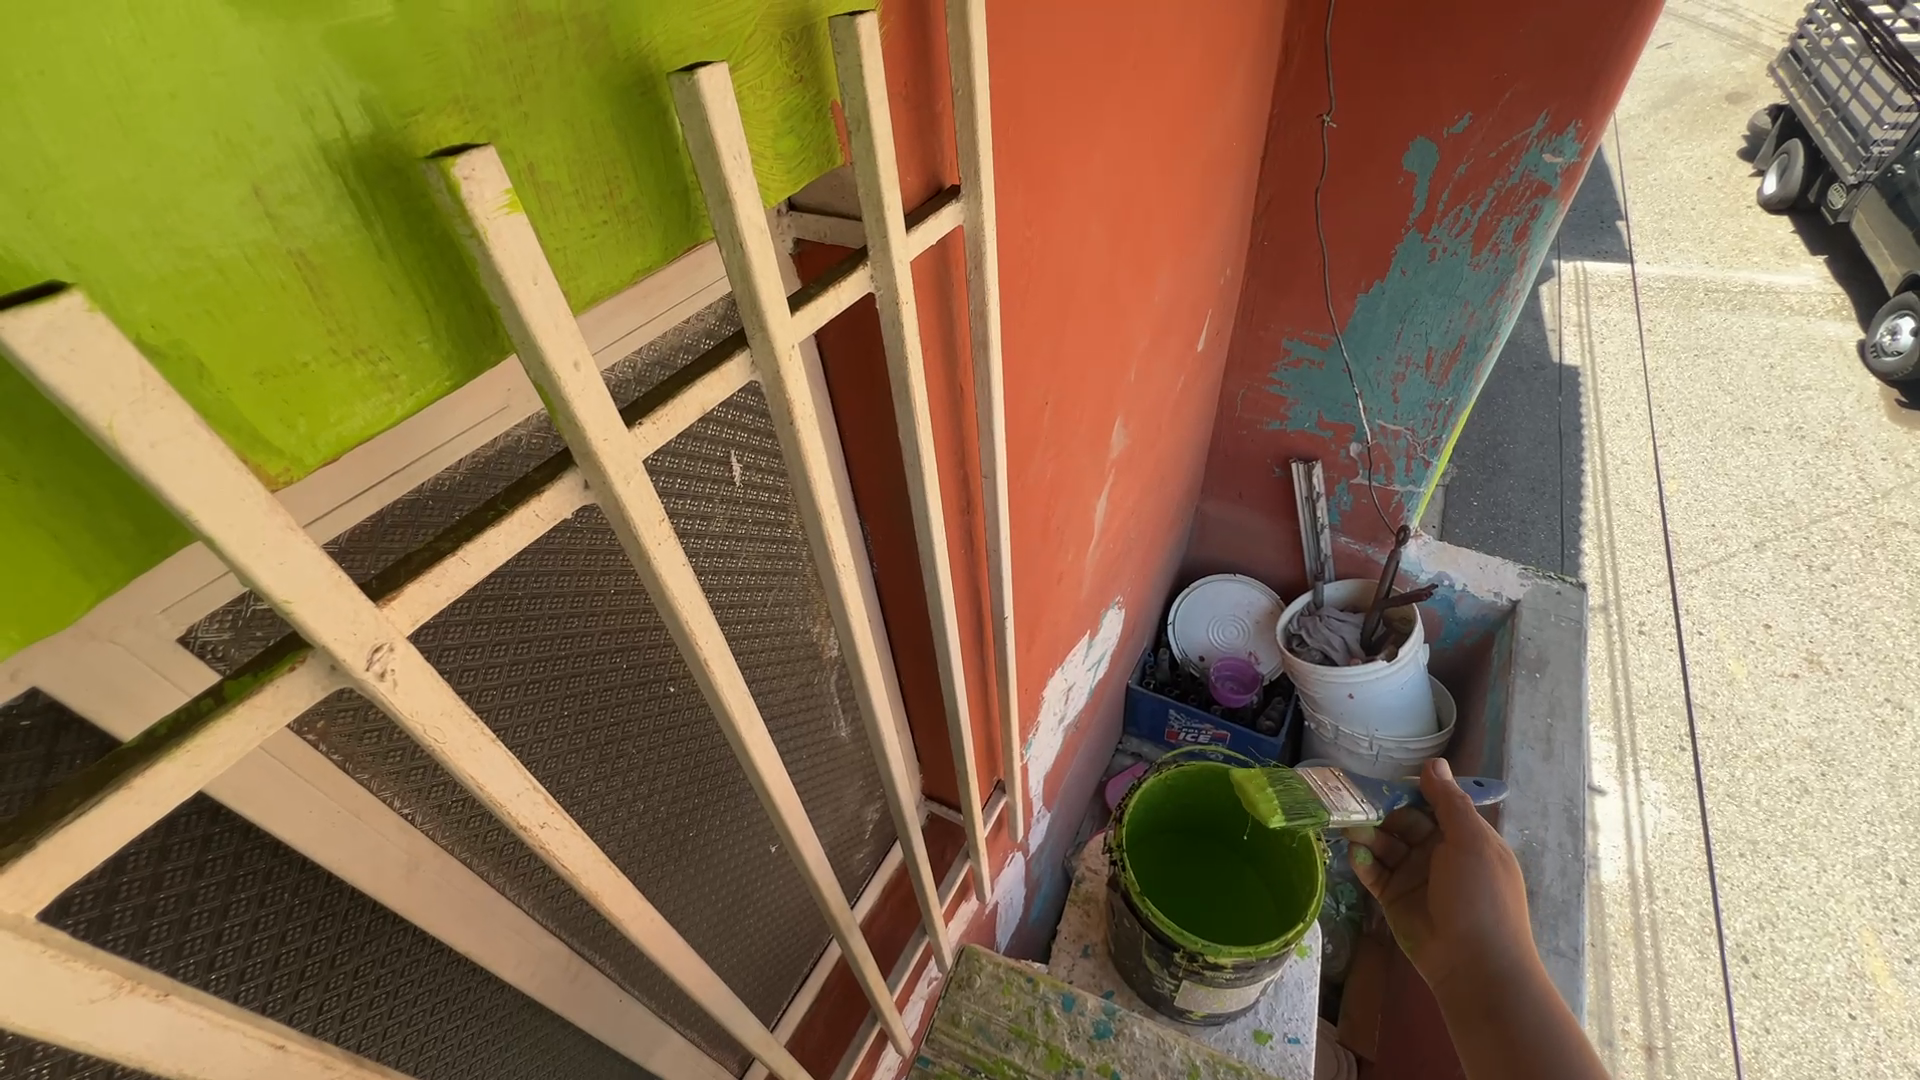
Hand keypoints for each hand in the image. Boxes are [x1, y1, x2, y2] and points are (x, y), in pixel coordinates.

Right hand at [1344, 757, 1534, 995]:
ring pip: (1382, 843)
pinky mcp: (1392, 896)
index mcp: (1463, 838)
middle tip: (1354, 804)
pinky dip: (1362, 861)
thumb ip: (1449, 802)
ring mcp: (1413, 875)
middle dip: (1378, 812)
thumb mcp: (1471, 843)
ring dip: (1366, 835)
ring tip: (1351, 832)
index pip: (1430, 803)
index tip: (1382, 782)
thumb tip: (1434, 762)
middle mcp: (1436, 853)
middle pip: (1400, 820)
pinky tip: (1358, 857)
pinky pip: (1371, 870)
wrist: (1476, 965)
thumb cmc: (1480, 898)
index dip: (1407, 791)